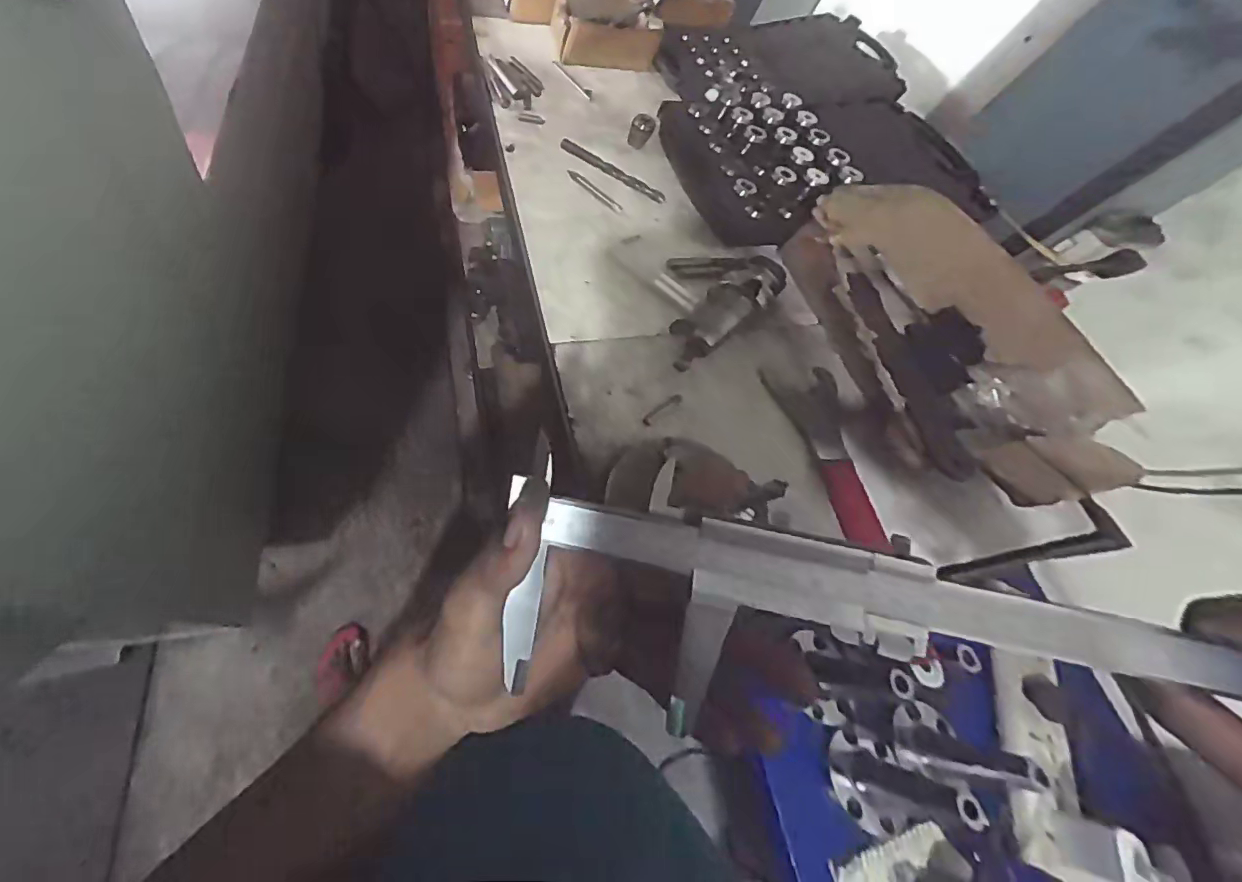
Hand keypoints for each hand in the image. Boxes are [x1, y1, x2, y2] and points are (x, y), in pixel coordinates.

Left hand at [370, 476, 816, 754]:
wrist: (447, 698)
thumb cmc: (455, 639)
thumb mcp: (471, 601)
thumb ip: (501, 559)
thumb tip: (527, 506)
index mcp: (588, 548)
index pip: (659, 543)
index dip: (713, 551)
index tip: (768, 567)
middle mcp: (613, 575)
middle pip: (690, 599)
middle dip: (743, 636)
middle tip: (794, 676)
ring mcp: (618, 618)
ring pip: (687, 643)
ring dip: (731, 681)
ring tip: (774, 730)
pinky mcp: (615, 656)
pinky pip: (664, 677)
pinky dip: (696, 704)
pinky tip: (731, 735)